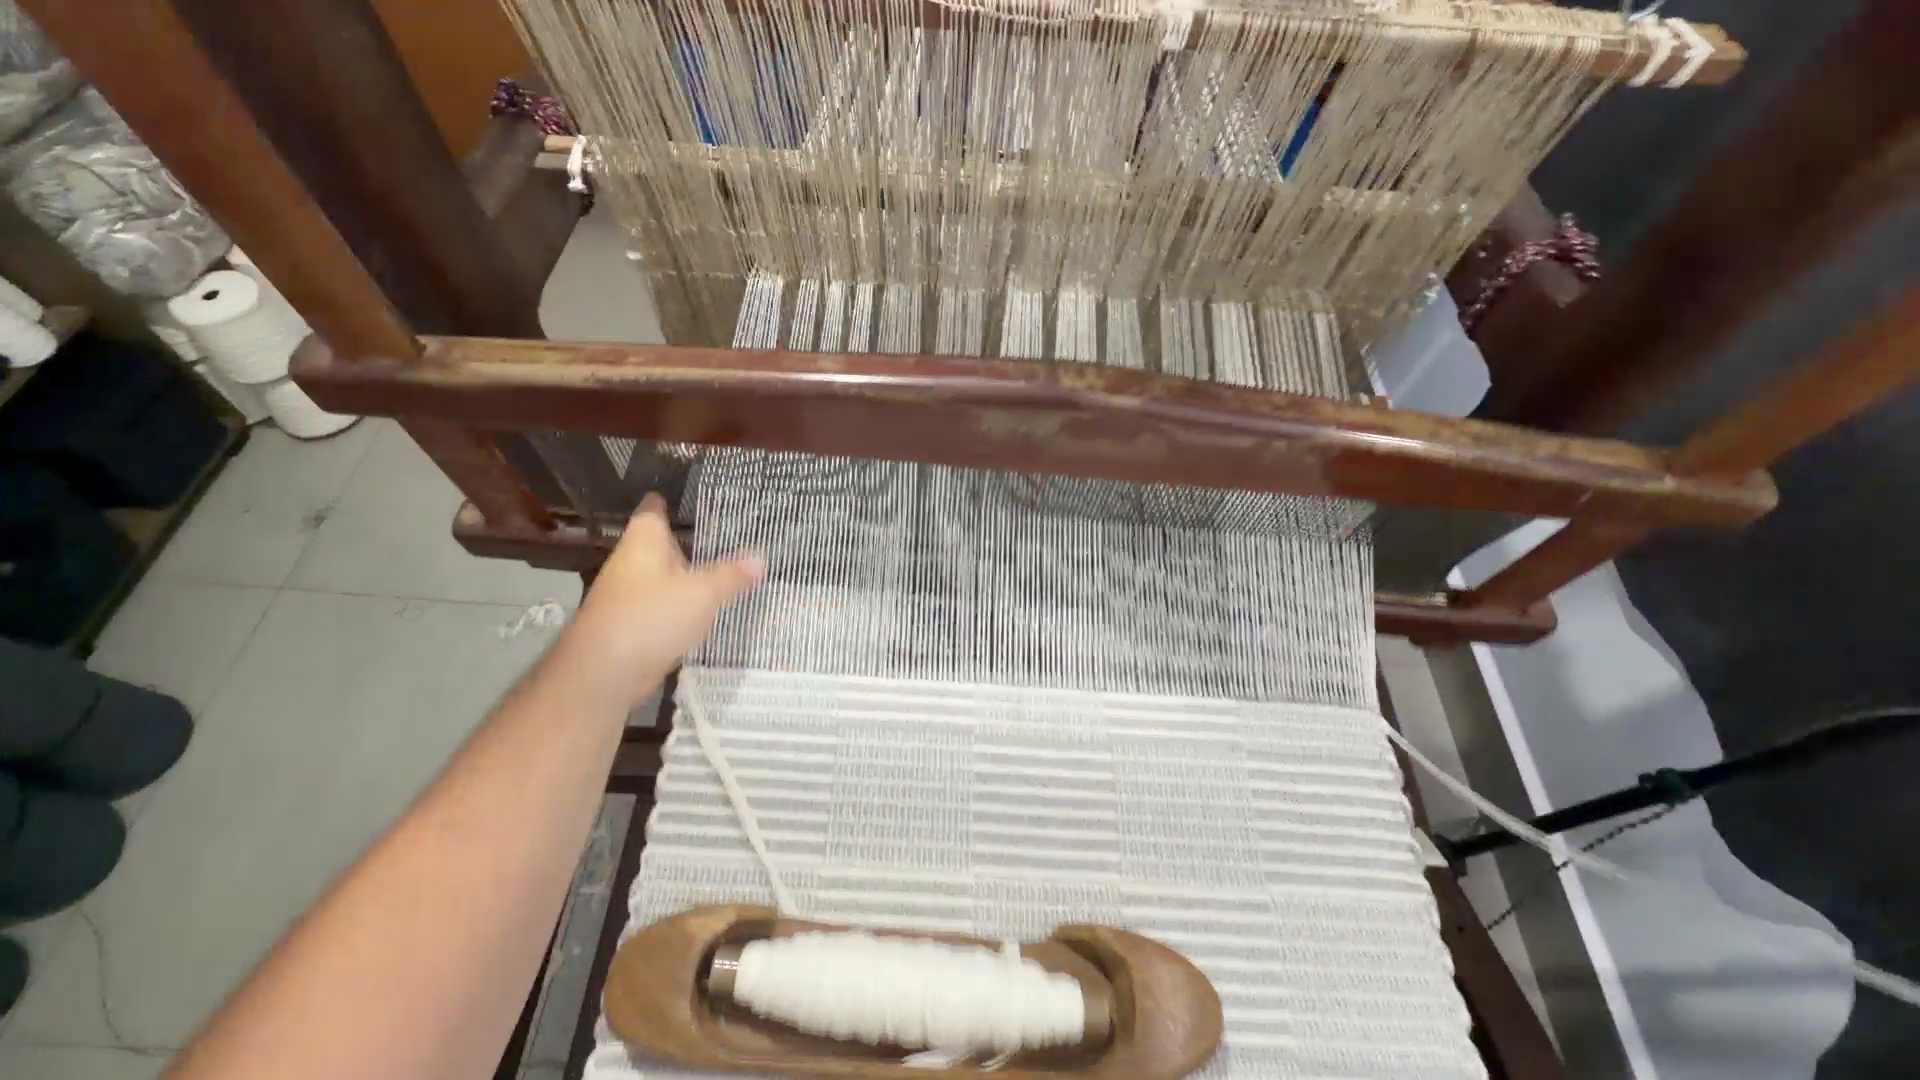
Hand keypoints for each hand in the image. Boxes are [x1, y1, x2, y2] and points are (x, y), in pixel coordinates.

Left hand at [557, 494, 761, 706]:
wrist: (604, 672)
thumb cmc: (650, 616)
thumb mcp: (702, 593)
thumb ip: (732, 575)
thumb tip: (761, 556)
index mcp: (644, 541)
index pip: (654, 508)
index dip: (671, 500)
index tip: (693, 495)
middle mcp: (632, 562)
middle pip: (660, 544)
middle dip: (687, 541)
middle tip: (725, 535)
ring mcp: (628, 595)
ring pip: (663, 577)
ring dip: (685, 577)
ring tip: (722, 571)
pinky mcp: (631, 625)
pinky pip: (662, 607)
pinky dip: (680, 607)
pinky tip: (702, 612)